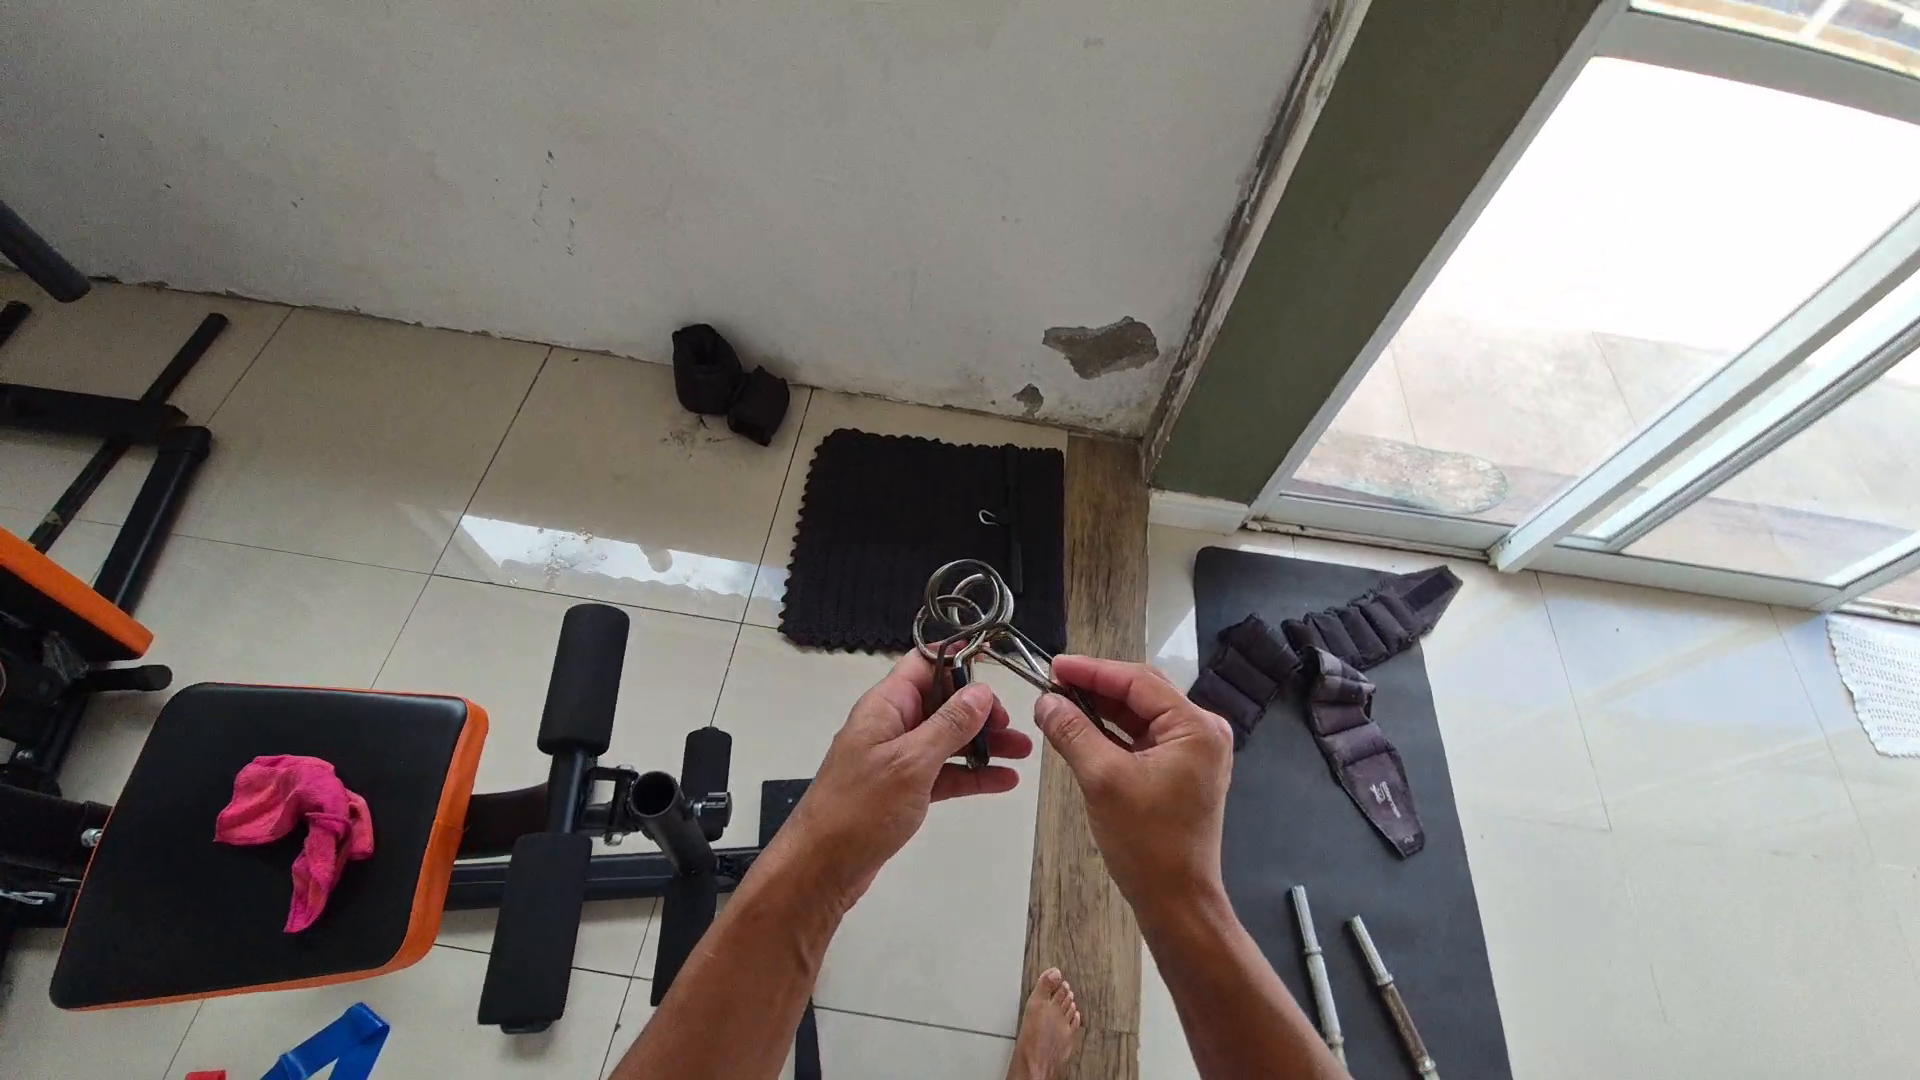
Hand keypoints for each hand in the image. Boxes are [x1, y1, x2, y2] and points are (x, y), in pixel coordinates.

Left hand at [776, 651, 1033, 907]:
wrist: (821, 869)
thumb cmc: (861, 808)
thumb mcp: (911, 762)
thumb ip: (949, 725)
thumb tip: (981, 691)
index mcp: (886, 706)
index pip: (923, 664)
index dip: (957, 658)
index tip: (994, 661)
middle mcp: (892, 726)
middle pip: (942, 702)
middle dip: (980, 709)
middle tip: (1011, 725)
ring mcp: (898, 759)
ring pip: (948, 740)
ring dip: (984, 743)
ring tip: (1023, 751)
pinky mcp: (904, 790)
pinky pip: (945, 773)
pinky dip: (972, 775)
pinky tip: (1004, 781)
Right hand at [1033, 655, 1234, 919]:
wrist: (1176, 902)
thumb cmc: (1145, 841)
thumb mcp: (1102, 779)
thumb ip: (1073, 732)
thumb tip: (1045, 701)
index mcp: (1195, 727)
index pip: (1137, 681)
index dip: (1092, 670)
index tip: (1054, 666)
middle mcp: (1201, 731)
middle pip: (1141, 692)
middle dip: (1095, 685)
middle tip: (1052, 680)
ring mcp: (1192, 751)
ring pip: (1139, 713)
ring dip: (1100, 706)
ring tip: (1059, 700)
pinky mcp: (1180, 768)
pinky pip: (1141, 736)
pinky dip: (1111, 730)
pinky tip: (1080, 725)